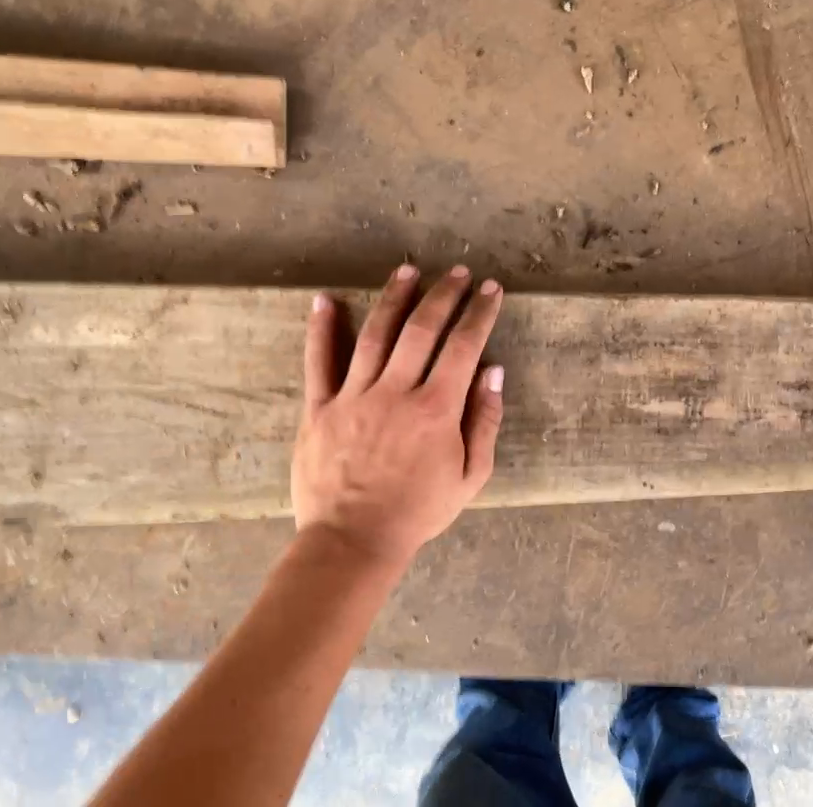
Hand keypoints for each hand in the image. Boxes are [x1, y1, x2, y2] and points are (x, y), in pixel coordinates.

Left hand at [293, 263, 505, 569]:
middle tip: (458, 272)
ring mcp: (353, 397)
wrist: (352, 542)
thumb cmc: (419, 511)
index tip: (492, 289)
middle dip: (444, 295)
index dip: (480, 312)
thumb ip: (486, 420)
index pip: (464, 346)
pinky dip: (321, 329)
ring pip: (375, 335)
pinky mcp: (318, 409)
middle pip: (422, 329)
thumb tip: (494, 372)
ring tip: (409, 270)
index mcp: (437, 409)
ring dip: (395, 299)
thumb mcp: (472, 475)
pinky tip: (325, 299)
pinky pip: (319, 362)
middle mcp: (396, 393)